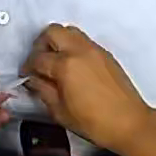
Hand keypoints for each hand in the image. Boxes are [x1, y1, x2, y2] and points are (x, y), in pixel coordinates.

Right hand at [22, 24, 154, 151]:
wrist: (129, 123)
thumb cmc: (95, 122)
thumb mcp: (60, 111)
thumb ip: (43, 91)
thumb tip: (34, 80)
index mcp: (66, 65)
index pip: (38, 58)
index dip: (27, 67)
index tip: (26, 75)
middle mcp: (80, 51)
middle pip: (53, 32)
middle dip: (41, 44)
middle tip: (38, 62)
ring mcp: (95, 50)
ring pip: (69, 31)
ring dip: (58, 42)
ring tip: (55, 61)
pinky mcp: (105, 55)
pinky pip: (83, 40)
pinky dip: (73, 47)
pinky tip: (72, 67)